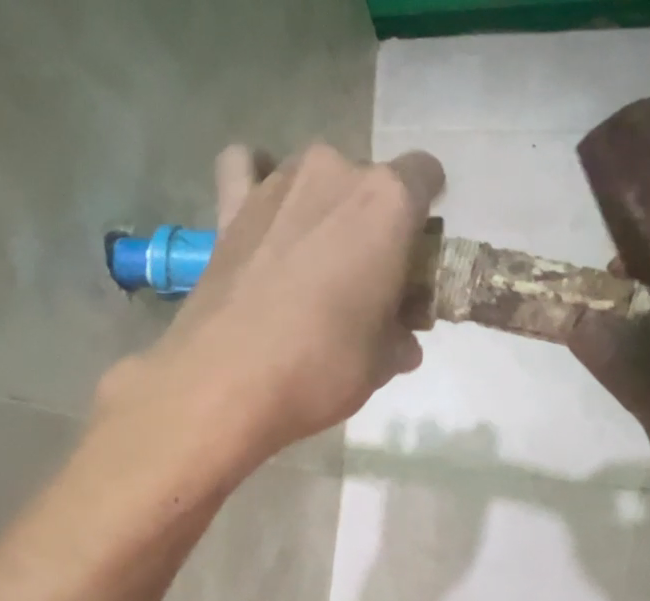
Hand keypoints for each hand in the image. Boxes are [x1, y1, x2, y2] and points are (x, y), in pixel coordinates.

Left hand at [95, 144, 445, 471]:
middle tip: (359, 281)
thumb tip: (402, 342)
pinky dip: (254, 179)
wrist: (224, 384)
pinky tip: (260, 214)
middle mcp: (333, 174)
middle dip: (370, 222)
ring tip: (308, 261)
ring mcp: (276, 186)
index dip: (422, 218)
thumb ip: (398, 338)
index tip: (412, 259)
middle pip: (366, 182)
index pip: (425, 177)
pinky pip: (243, 168)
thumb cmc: (320, 369)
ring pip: (312, 175)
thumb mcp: (380, 363)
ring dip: (318, 207)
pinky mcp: (229, 209)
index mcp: (387, 202)